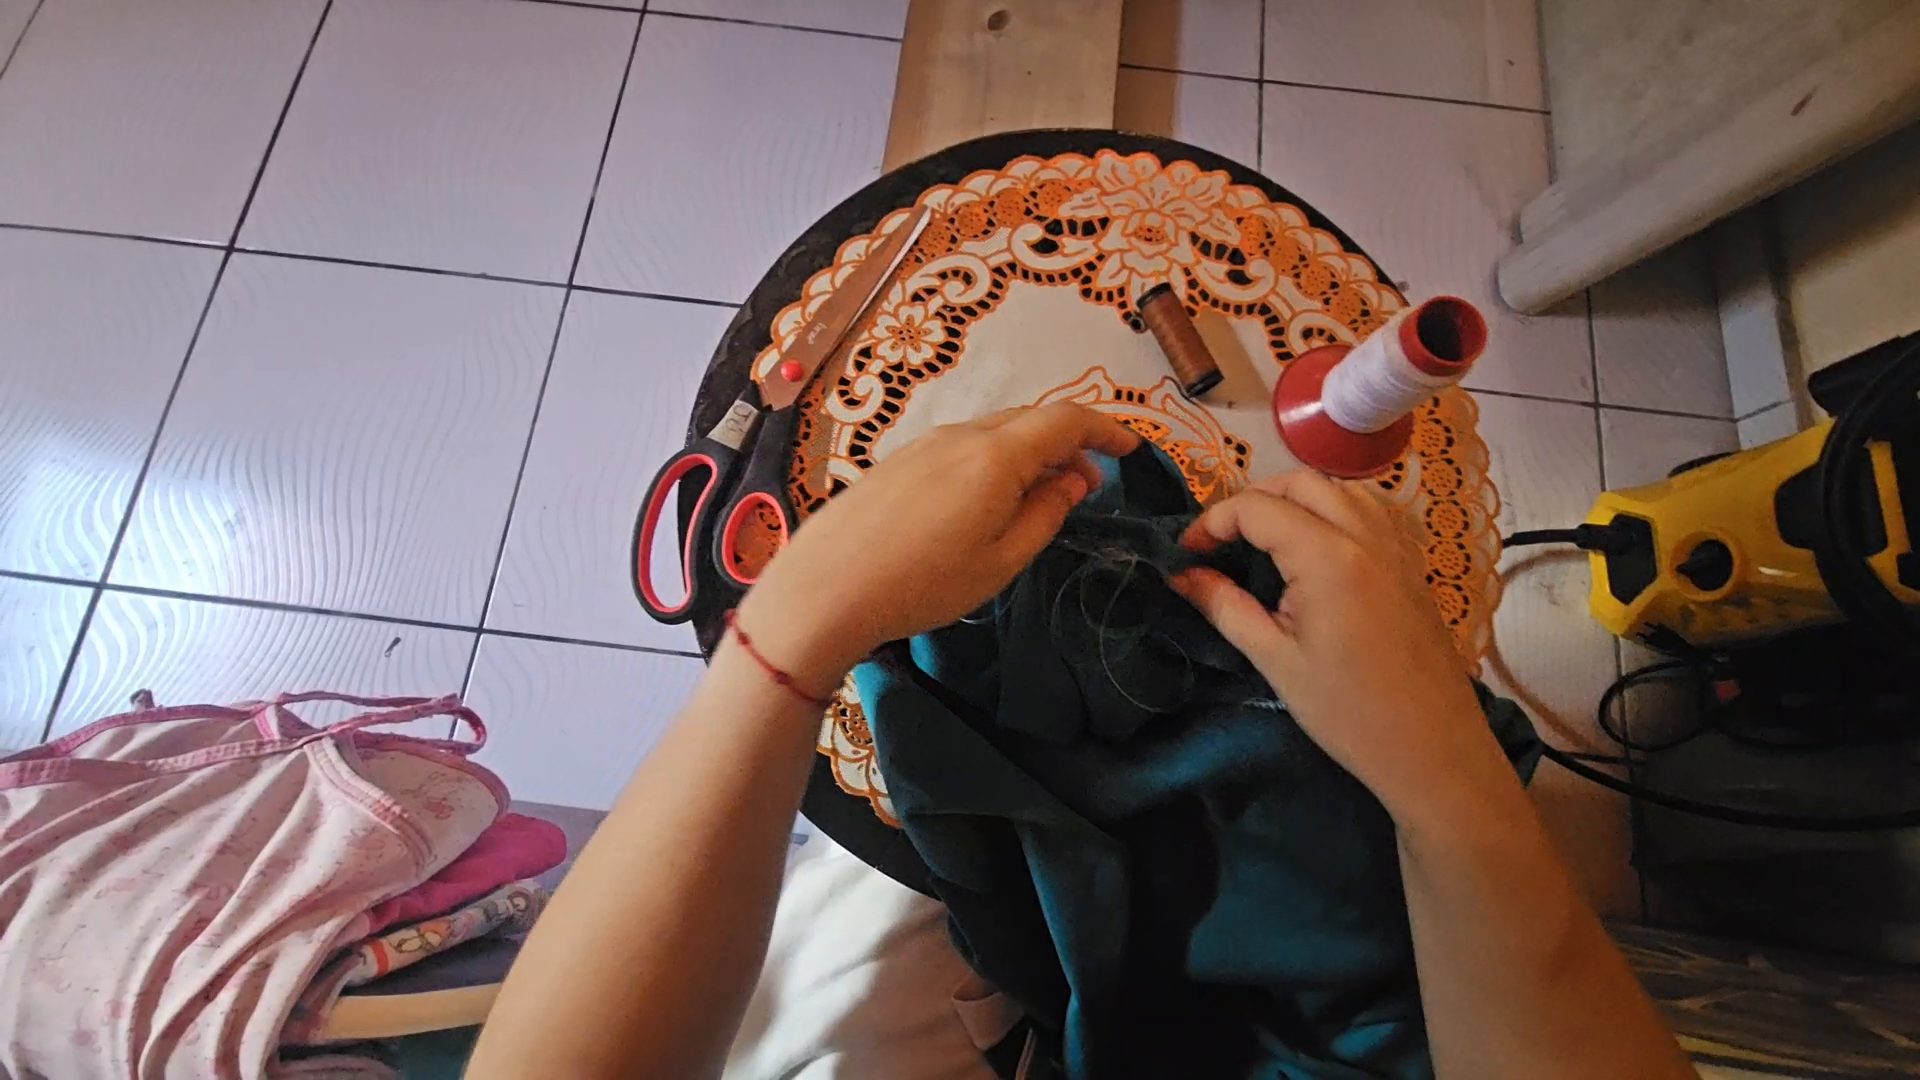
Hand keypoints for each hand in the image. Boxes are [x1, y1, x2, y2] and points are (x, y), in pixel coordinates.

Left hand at [736, 404, 1139, 695]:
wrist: (826, 586)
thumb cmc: (923, 583)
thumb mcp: (1001, 559)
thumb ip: (1046, 512)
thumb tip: (1075, 478)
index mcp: (996, 455)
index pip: (1066, 420)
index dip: (1105, 429)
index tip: (1130, 449)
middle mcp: (961, 435)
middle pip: (1029, 420)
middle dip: (1068, 445)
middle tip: (1085, 485)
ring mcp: (923, 444)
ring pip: (994, 433)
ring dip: (1028, 454)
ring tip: (1037, 497)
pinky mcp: (898, 461)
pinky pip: (961, 447)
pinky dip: (992, 461)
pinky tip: (984, 500)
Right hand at [1168, 471, 1493, 817]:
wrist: (1434, 752)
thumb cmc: (1347, 712)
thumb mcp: (1273, 659)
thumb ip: (1224, 606)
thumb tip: (1181, 576)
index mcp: (1328, 558)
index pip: (1256, 508)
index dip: (1212, 522)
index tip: (1188, 554)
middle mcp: (1366, 537)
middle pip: (1299, 483)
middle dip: (1250, 501)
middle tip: (1222, 542)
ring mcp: (1397, 547)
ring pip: (1338, 489)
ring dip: (1293, 499)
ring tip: (1263, 540)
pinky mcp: (1412, 564)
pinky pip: (1368, 511)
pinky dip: (1331, 511)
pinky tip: (1313, 550)